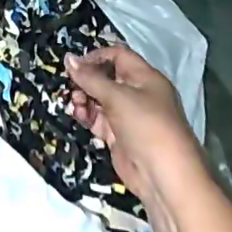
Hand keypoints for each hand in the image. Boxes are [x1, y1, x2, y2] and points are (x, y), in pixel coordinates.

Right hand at [66, 46, 203, 208]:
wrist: (162, 175)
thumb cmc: (145, 124)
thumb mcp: (117, 97)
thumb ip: (91, 78)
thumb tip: (68, 58)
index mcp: (145, 76)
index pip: (119, 56)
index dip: (97, 57)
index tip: (75, 64)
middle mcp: (138, 93)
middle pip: (108, 78)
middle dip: (88, 80)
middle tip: (72, 88)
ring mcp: (128, 116)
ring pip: (102, 100)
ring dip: (86, 99)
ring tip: (75, 105)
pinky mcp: (119, 137)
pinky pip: (100, 120)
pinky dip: (88, 116)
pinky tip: (79, 116)